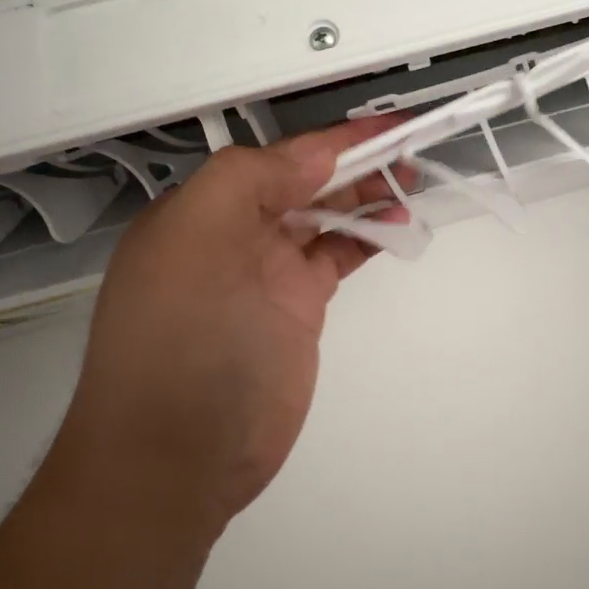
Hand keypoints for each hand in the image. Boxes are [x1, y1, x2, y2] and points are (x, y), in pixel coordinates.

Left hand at [44, 119, 409, 535]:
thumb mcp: (198, 240)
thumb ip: (253, 180)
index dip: (337, 139)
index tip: (389, 128)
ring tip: (411, 184)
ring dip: (366, 194)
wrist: (176, 459)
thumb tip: (315, 157)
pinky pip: (336, 254)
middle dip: (357, 162)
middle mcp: (233, 234)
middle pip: (306, 181)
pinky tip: (395, 226)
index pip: (281, 157)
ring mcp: (266, 272)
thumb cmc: (184, 344)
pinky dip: (366, 235)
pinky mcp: (295, 307)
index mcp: (201, 210)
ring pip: (325, 214)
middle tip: (411, 153)